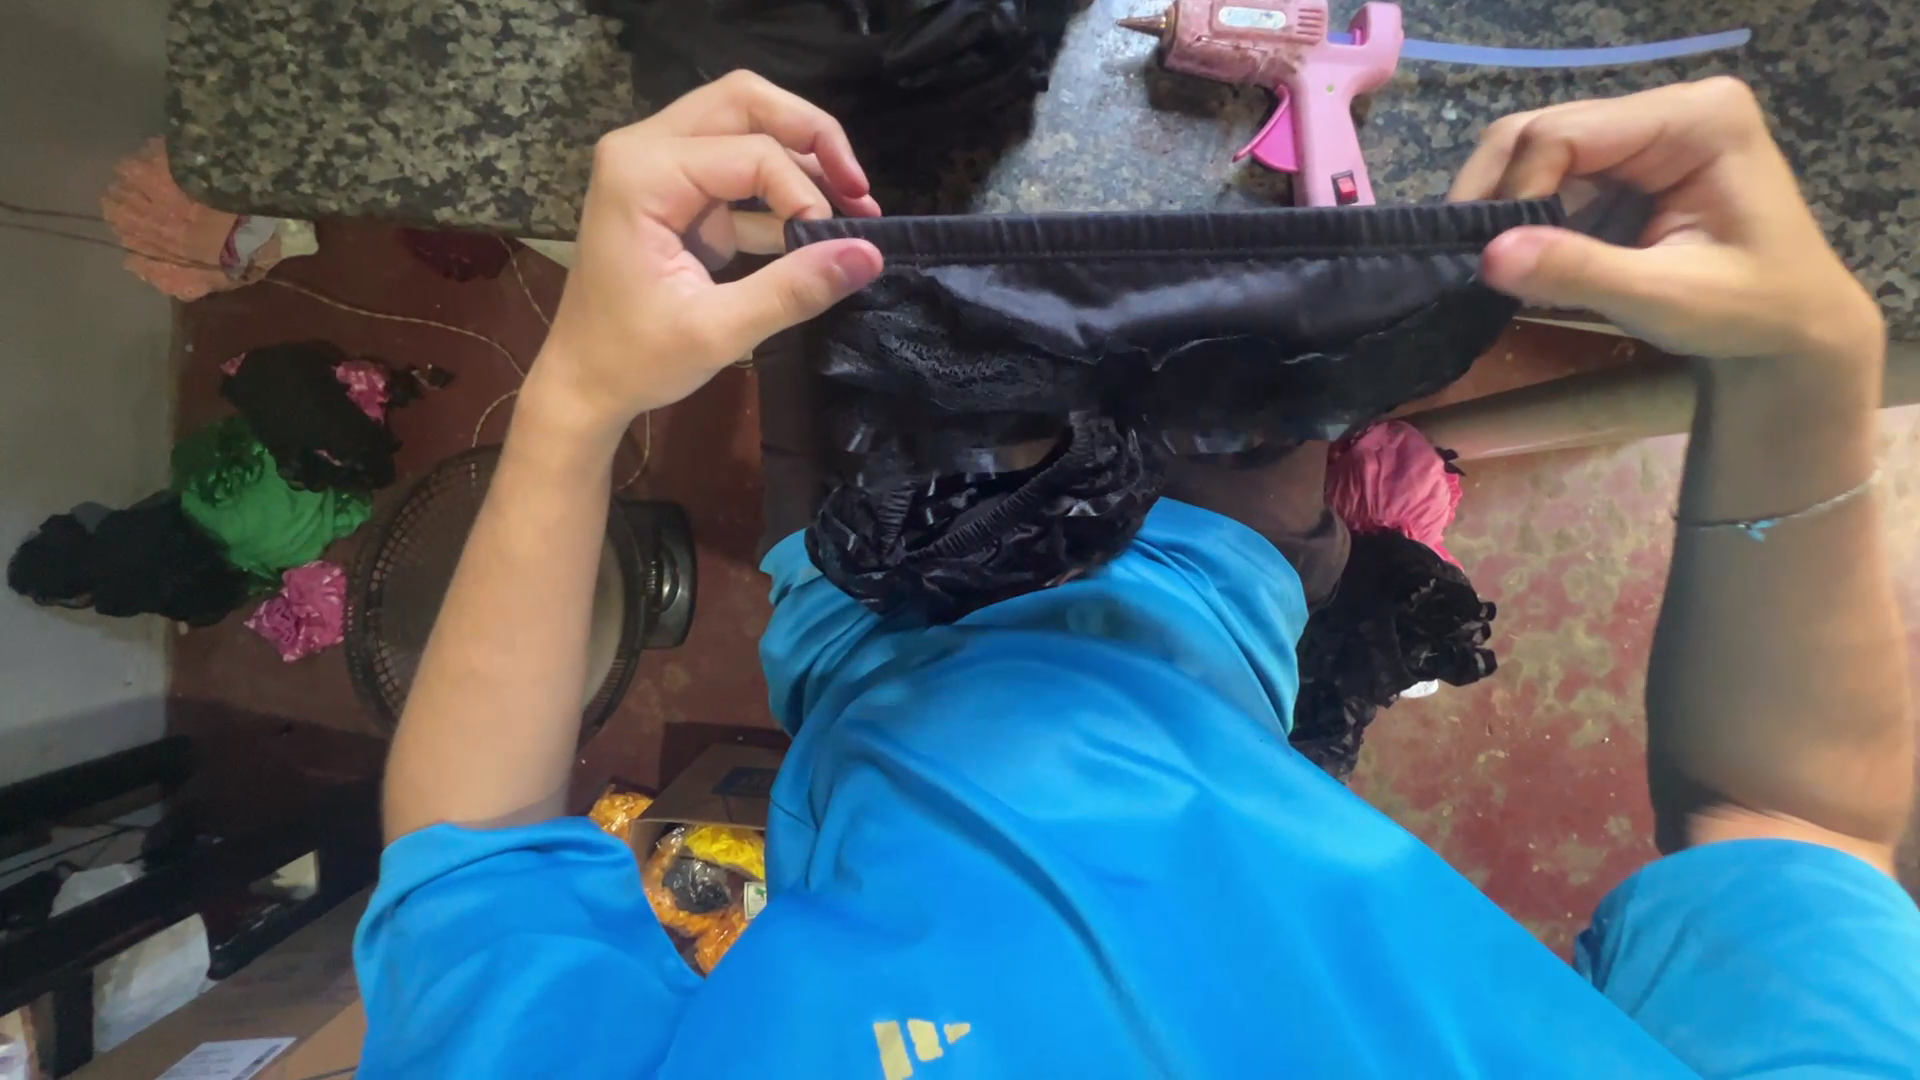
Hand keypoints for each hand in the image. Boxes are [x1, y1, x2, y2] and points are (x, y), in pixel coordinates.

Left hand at [529, 71, 884, 438]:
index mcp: (645, 172)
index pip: (752, 152)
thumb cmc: (637, 359)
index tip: (833, 250)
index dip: (805, 195)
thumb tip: (869, 256)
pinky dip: (781, 194)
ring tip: (853, 205)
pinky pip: (738, 171)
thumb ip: (793, 290)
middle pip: (745, 104)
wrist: (585, 381)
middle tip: (860, 189)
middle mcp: (647, 150)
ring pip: (744, 128)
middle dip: (812, 138)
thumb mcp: (719, 331)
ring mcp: (660, 168)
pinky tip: (818, 229)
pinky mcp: (677, 196)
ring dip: (802, 160)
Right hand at [1450, 77, 1883, 368]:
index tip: (1500, 263)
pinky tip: (1511, 254)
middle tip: (1469, 258)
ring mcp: (1633, 136)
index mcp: (1695, 120)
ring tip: (1490, 260)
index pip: (1561, 135)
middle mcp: (1661, 111)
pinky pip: (1532, 176)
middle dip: (1487, 195)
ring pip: (1519, 150)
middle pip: (1529, 131)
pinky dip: (1506, 216)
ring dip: (1490, 206)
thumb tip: (1489, 256)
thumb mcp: (1662, 298)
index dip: (1515, 194)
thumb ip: (1578, 272)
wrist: (1784, 324)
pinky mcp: (1611, 167)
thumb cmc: (1745, 308)